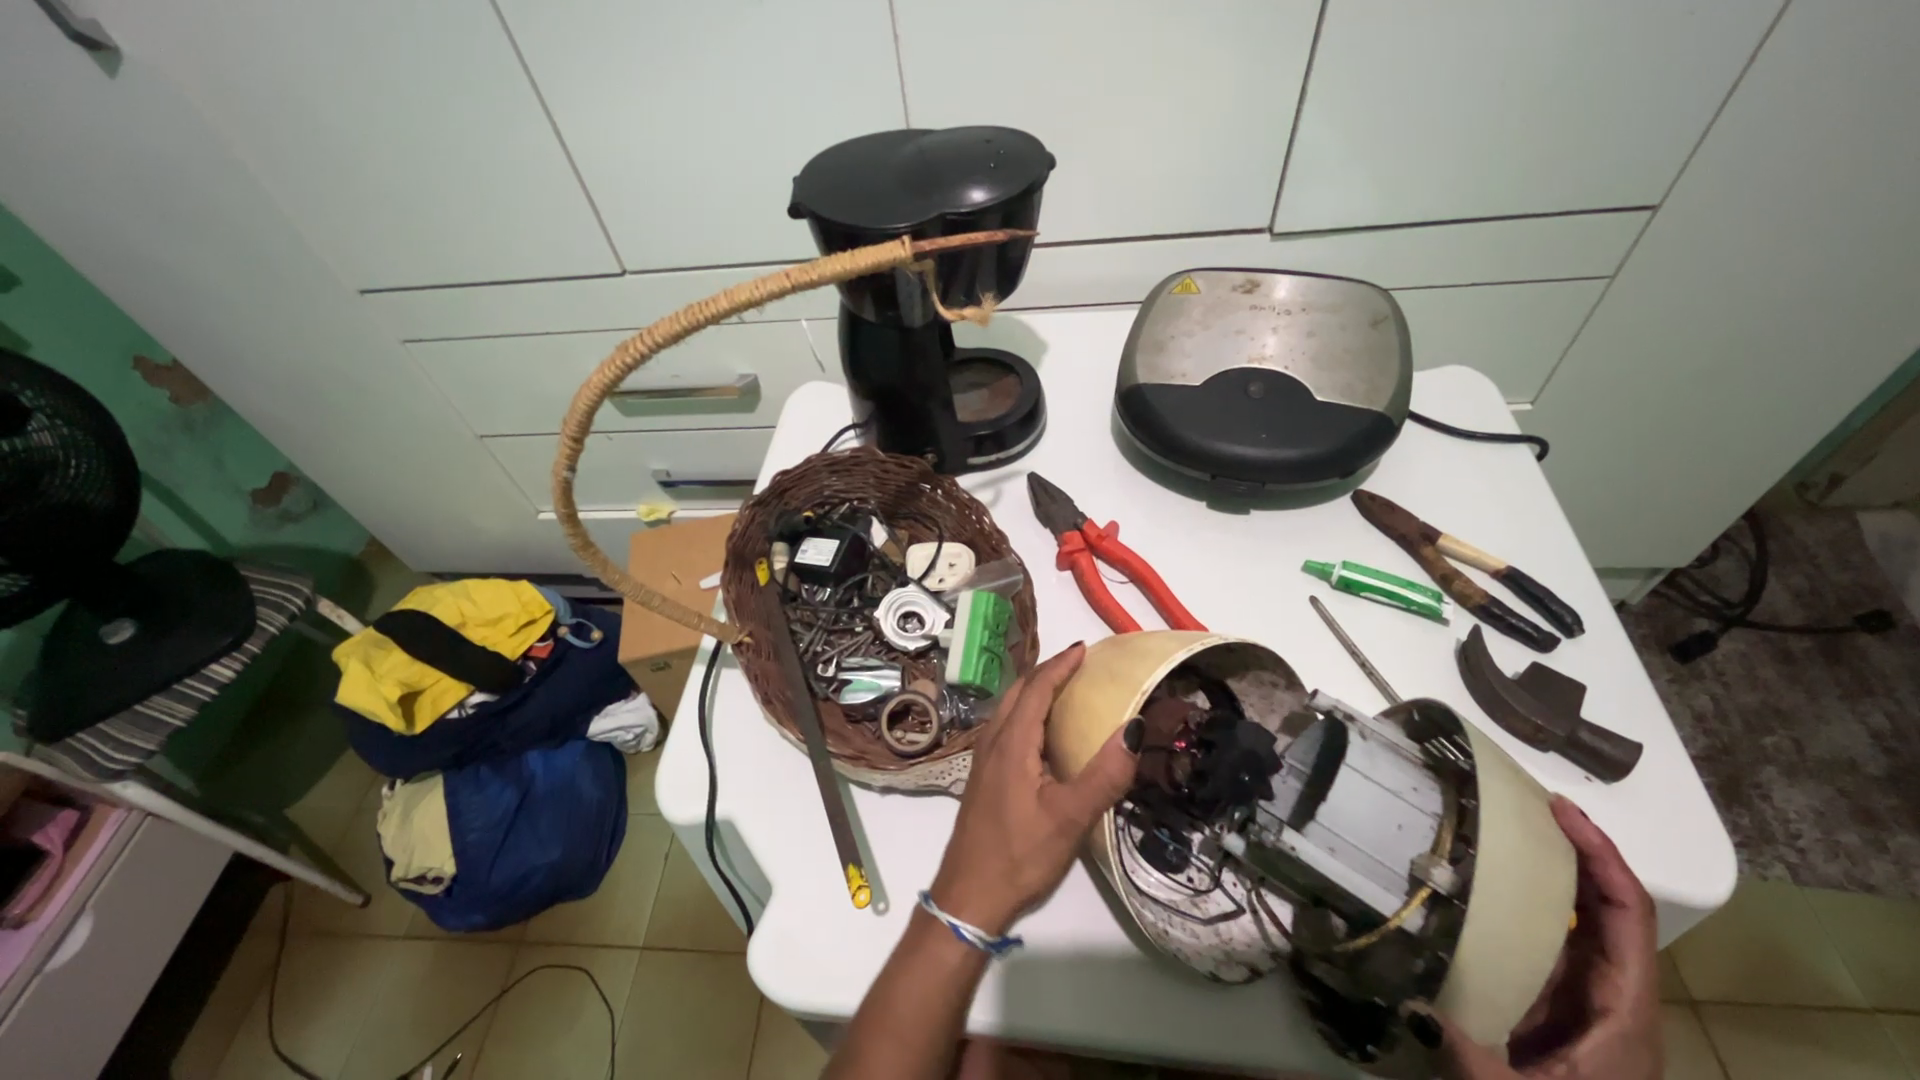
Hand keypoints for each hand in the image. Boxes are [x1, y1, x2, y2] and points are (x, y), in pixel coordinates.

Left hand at [928, 643, 1139, 935]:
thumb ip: (1105, 773)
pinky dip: (1027, 715)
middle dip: (1047, 672)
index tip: (1085, 649)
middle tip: (1080, 665)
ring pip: (1008, 711)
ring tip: (1066, 691)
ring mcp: (984, 762)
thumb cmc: (1020, 855)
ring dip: (1034, 692)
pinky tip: (1044, 735)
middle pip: (1018, 693)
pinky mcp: (984, 779)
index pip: (1036, 688)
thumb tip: (1134, 727)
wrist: (969, 895)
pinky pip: (1006, 730)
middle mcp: (993, 744)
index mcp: (1012, 744)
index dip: (1060, 666)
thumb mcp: (1071, 817)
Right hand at [1433, 796, 1661, 1079]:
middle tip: (1521, 806)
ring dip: (1551, 876)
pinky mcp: (1561, 1013)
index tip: (1560, 811)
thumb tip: (1408, 999)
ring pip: (1581, 926)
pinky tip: (1483, 894)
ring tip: (1499, 834)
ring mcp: (1589, 1004)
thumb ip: (1467, 1053)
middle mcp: (1615, 997)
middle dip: (1575, 851)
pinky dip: (1527, 911)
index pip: (1627, 915)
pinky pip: (1553, 948)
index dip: (1601, 857)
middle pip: (1609, 909)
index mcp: (1624, 1010)